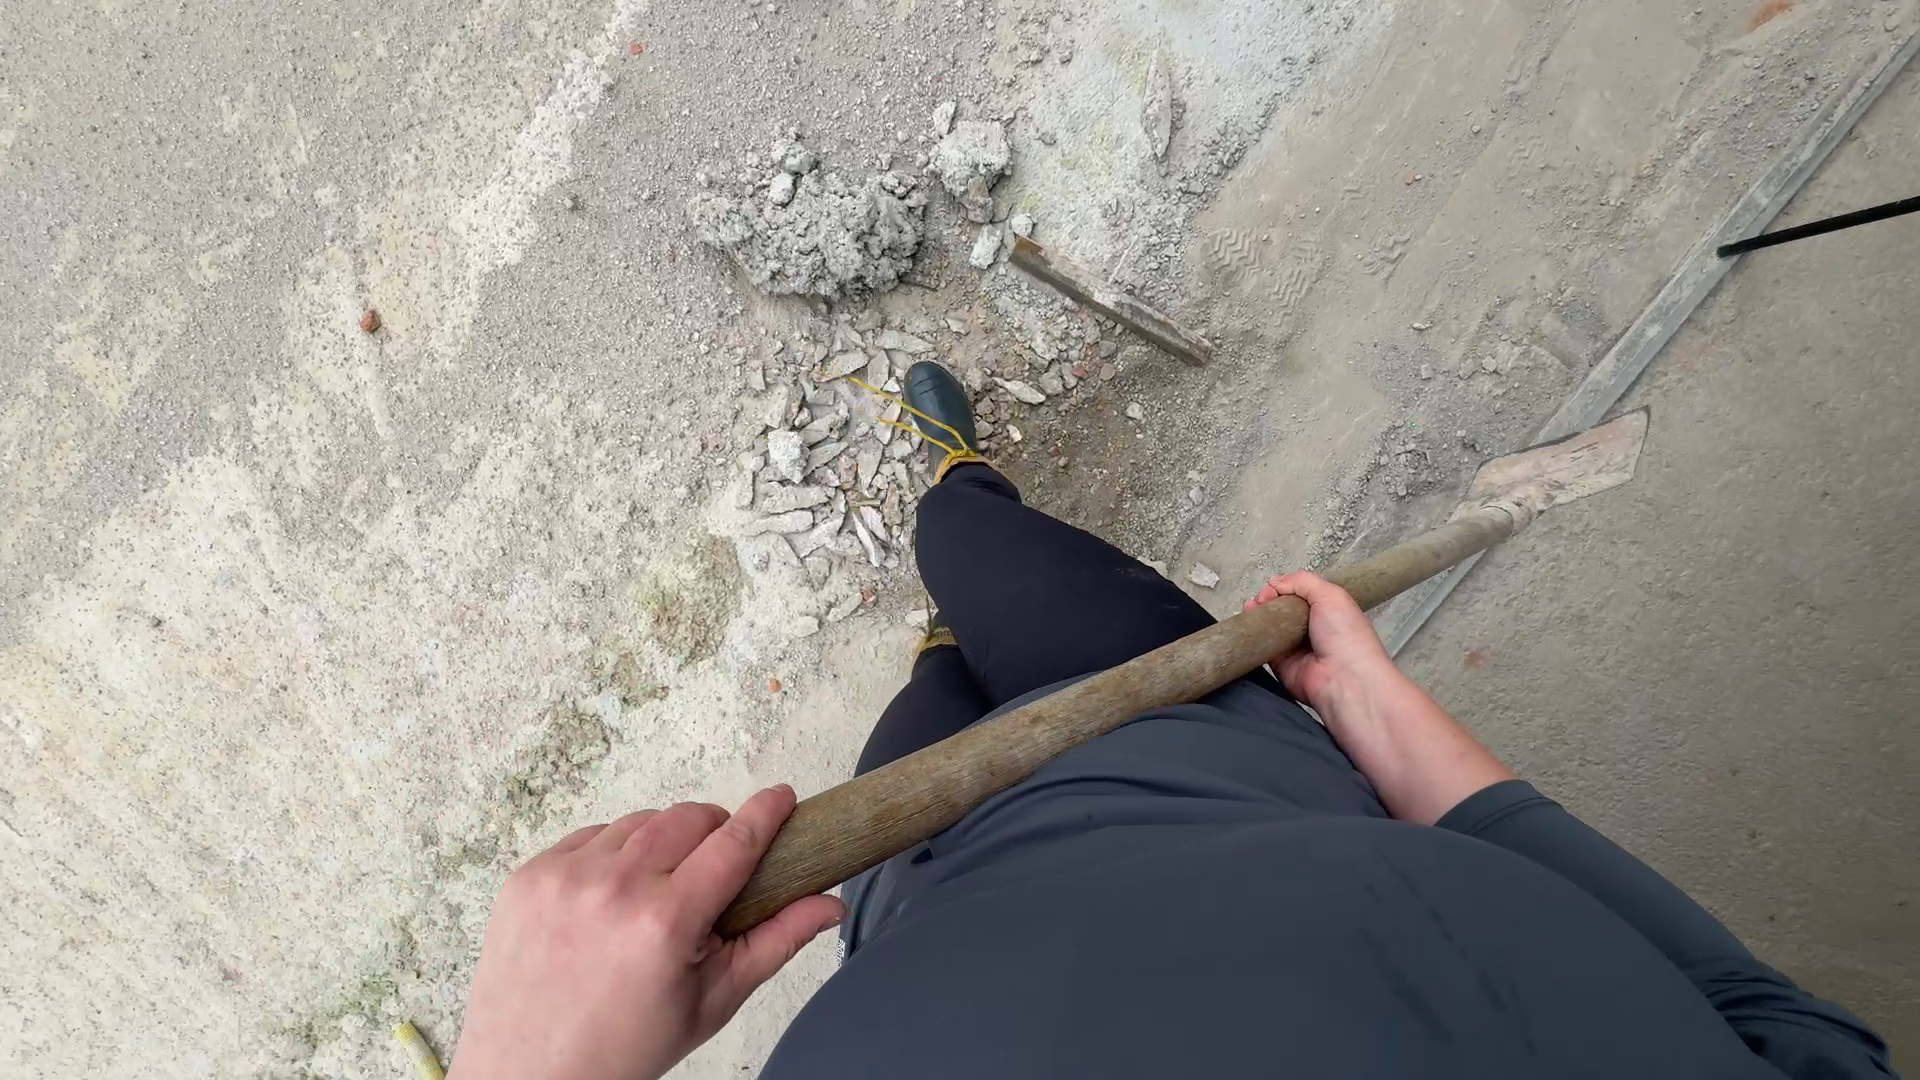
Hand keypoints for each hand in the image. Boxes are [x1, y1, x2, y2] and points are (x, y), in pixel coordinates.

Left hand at [448, 786, 844, 1079]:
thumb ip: (778, 941)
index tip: (784, 795)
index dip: (767, 811)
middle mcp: (615, 887)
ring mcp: (565, 877)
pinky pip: (594, 834)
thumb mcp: (714, 1001)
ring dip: (663, 841)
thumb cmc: (627, 1048)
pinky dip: (614, 853)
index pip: (735, 840)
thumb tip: (833, 904)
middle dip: (713, 833)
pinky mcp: (531, 875)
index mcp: (666, 921)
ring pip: (643, 820)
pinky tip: (612, 894)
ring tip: (657, 887)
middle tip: (712, 870)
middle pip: (691, 818)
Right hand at [1244, 571, 1397, 712]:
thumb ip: (1303, 581)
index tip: (1274, 588)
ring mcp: (1296, 647)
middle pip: (1282, 609)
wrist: (1344, 679)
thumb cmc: (1348, 639)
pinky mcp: (1281, 664)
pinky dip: (1254, 635)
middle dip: (1268, 601)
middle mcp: (1312, 629)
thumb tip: (1276, 582)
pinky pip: (1263, 646)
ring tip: (1251, 609)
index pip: (1300, 594)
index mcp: (1329, 612)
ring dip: (1258, 615)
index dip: (1284, 588)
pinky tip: (1249, 624)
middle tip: (1261, 600)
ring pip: (1270, 626)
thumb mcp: (1331, 595)